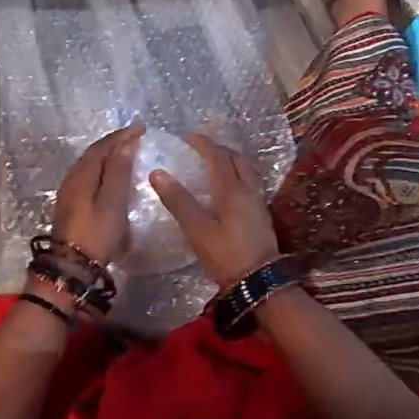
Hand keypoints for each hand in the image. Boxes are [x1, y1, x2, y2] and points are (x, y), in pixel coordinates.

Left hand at [50, 123, 143, 264]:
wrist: (71, 265)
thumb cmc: (96, 233)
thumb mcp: (112, 202)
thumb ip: (118, 172)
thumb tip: (125, 144)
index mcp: (83, 174)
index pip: (103, 147)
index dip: (122, 136)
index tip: (141, 128)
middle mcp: (72, 178)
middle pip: (94, 153)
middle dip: (114, 142)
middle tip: (134, 136)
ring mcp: (69, 192)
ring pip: (90, 164)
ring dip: (108, 154)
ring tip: (126, 151)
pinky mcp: (71, 204)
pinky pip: (88, 175)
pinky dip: (102, 168)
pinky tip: (111, 175)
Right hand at [148, 133, 280, 286]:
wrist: (258, 281)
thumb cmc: (226, 254)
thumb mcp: (197, 229)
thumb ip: (178, 200)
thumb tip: (157, 173)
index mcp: (232, 190)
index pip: (218, 158)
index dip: (203, 145)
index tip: (188, 137)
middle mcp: (249, 191)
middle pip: (237, 160)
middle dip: (220, 150)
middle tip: (202, 149)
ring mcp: (258, 204)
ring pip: (247, 172)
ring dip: (231, 162)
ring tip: (216, 164)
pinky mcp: (261, 216)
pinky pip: (250, 185)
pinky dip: (237, 177)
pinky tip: (229, 189)